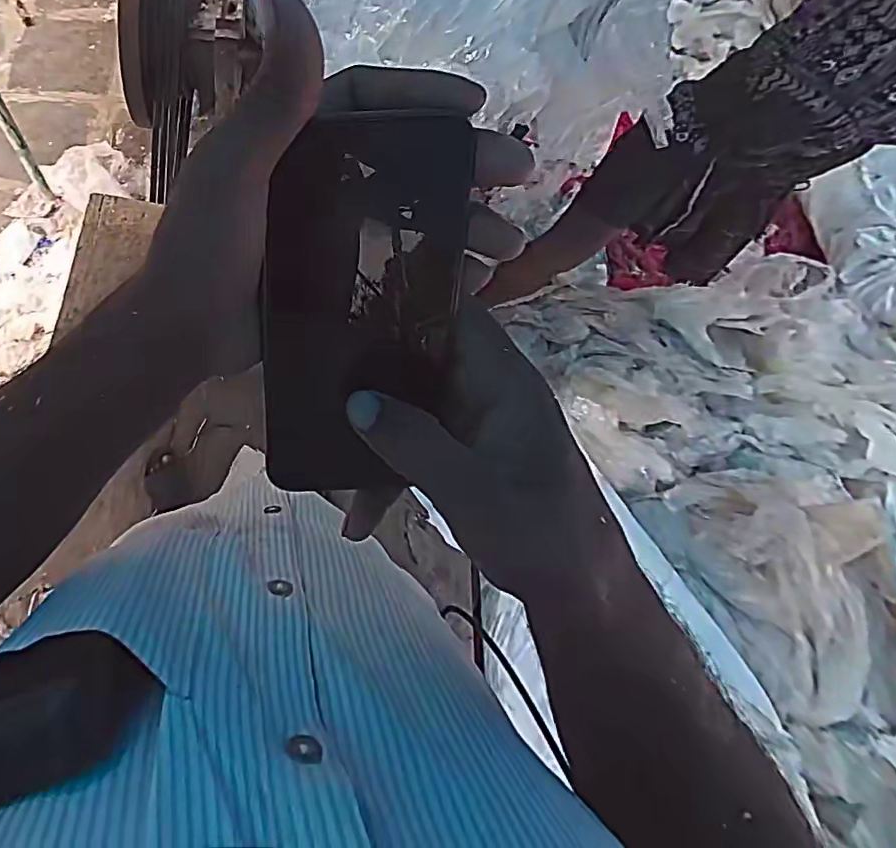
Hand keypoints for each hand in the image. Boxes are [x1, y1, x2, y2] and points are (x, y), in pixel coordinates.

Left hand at [137, 0, 536, 377]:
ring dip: (459, 221)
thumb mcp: (236, 165)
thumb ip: (272, 91)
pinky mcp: (329, 271)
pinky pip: (392, 257)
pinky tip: (472, 279)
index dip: (419, 95)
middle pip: (396, 155)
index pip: (361, 98)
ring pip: (404, 210)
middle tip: (519, 173)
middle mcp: (307, 174)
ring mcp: (321, 225)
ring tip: (508, 242)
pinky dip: (432, 264)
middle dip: (459, 163)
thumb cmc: (204, 247)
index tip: (476, 103)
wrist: (183, 335)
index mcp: (286, 138)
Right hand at [339, 300, 598, 553]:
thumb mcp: (469, 490)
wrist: (580, 596)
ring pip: (410, 402)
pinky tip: (360, 514)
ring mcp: (473, 420)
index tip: (349, 306)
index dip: (406, 299)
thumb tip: (355, 401)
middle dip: (370, 369)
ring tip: (332, 463)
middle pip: (419, 355)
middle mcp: (485, 389)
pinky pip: (414, 440)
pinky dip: (387, 468)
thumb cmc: (538, 536)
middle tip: (316, 378)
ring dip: (373, 431)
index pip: (453, 312)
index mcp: (500, 379)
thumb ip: (413, 442)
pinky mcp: (463, 450)